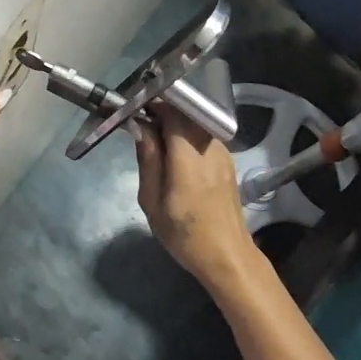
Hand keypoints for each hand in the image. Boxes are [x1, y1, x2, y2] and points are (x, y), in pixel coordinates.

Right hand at [134, 105, 258, 284]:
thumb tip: (140, 127)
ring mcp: (223, 153)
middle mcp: (210, 147)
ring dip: (175, 126)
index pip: (174, 111)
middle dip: (162, 113)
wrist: (226, 255)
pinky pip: (203, 138)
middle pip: (186, 114)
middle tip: (139, 127)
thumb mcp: (152, 201)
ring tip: (155, 145)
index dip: (153, 104)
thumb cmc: (184, 234)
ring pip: (196, 125)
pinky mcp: (227, 162)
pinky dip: (187, 138)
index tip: (133, 110)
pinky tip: (174, 158)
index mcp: (189, 156)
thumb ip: (148, 159)